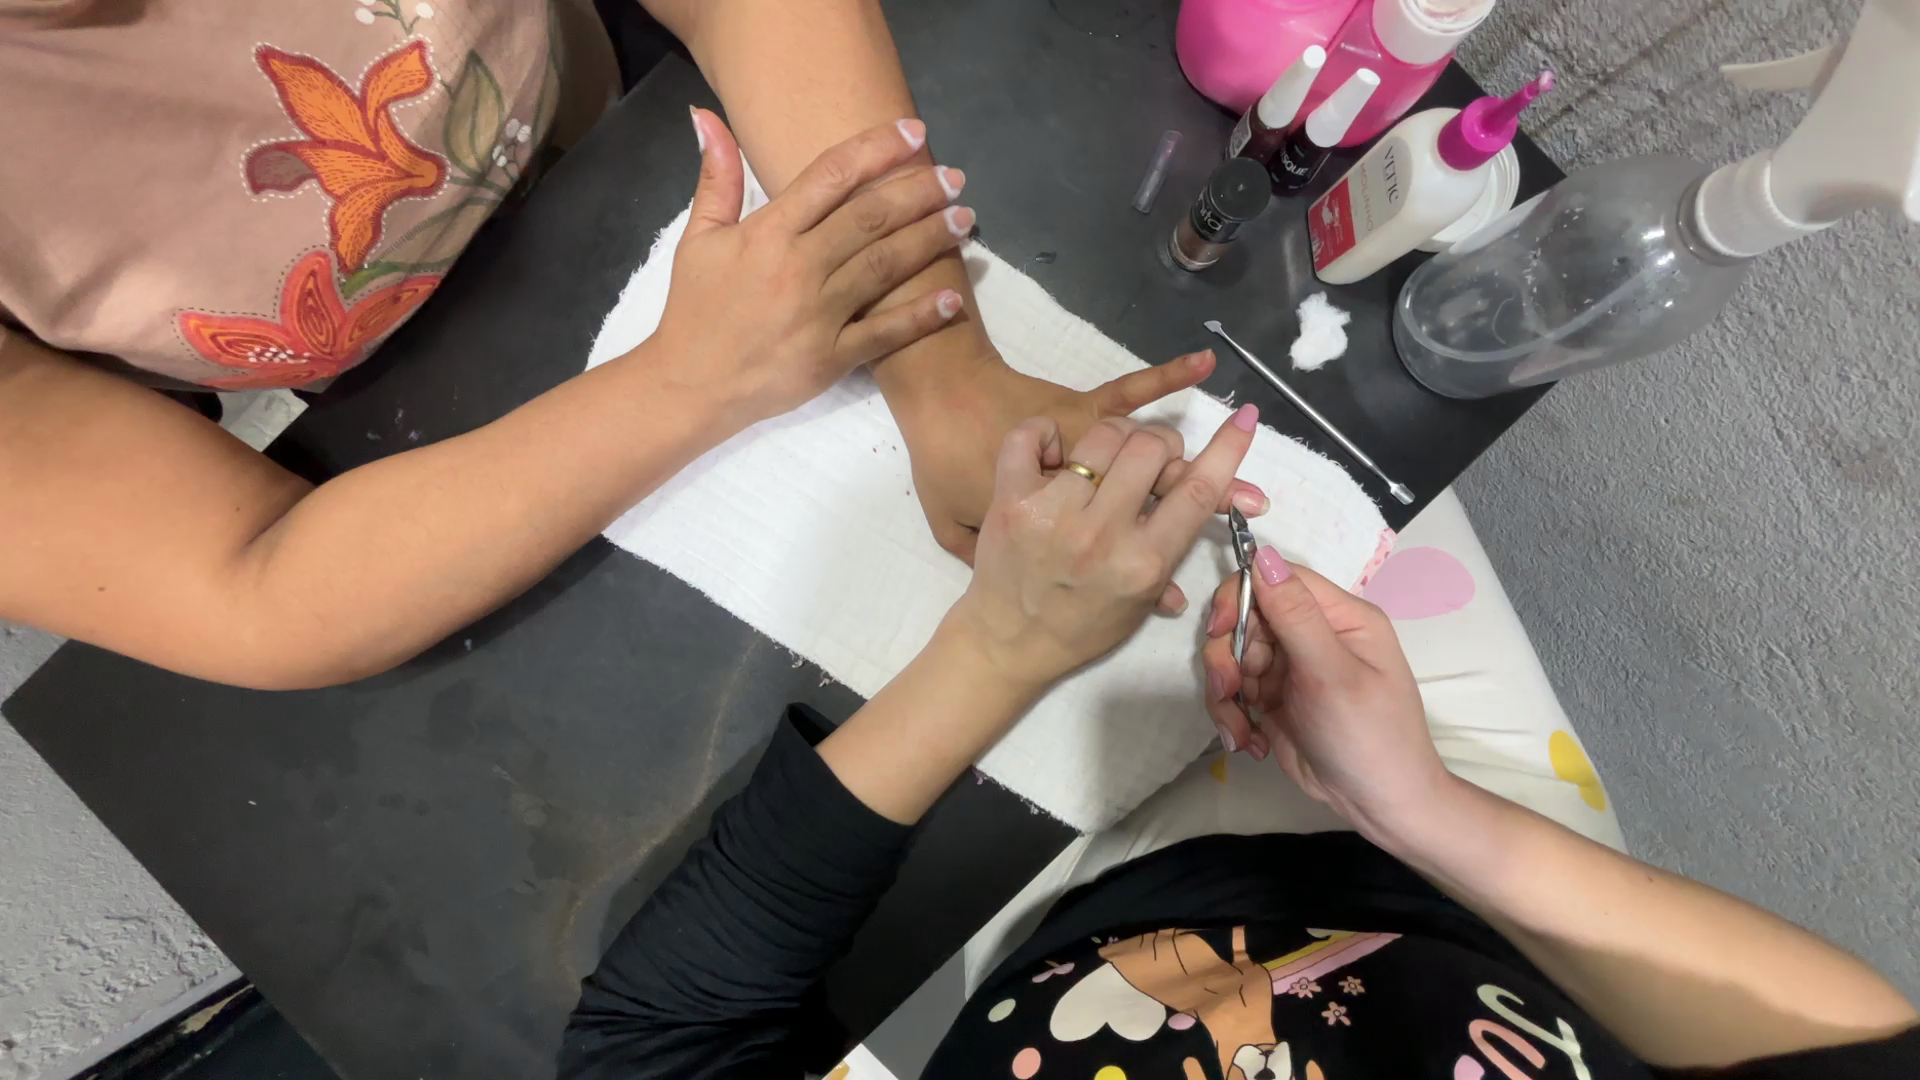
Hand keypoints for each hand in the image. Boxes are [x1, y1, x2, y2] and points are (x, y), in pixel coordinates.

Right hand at [646, 111, 971, 427]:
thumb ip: (716, 180)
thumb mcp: (696, 240)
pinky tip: (953, 299)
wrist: (693, 384)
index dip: (877, 149)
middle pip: (870, 218)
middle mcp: (800, 268)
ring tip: (965, 220)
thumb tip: (709, 116)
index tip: (914, 132)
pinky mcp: (833, 358)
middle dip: (918, 192)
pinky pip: (884, 334)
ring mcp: (820, 315)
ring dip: (929, 240)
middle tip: (954, 177)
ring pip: (885, 267)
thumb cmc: (696, 312)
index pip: (831, 176)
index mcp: (769, 233)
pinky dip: (921, 317)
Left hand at [947, 405, 1258, 693]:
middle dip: (1160, 442)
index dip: (1228, 449)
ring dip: (1114, 436)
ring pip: (1101, 435)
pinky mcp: (1011, 501)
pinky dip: (1044, 433)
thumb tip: (1226, 502)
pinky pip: (1030, 437)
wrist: (1008, 642)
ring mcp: (1053, 514)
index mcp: (1142, 563)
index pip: (1197, 491)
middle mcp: (1101, 534)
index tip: (1244, 420)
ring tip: (1108, 454)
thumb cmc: (1081, 627)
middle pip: (1149, 448)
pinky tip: (1054, 452)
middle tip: (1151, 456)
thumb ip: (1173, 548)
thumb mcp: (1140, 599)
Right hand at [1200, 551, 1452, 840]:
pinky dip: (1230, 714)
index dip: (1240, 597)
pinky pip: (1231, 689)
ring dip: (1225, 692)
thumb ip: (1295, 616)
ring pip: (1230, 656)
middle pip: (1244, 619)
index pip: (1276, 579)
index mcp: (1339, 617)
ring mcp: (1288, 666)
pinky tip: (1248, 740)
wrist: (1379, 807)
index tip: (1220, 629)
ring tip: (1240, 728)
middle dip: (1227, 656)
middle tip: (1228, 689)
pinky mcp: (1270, 696)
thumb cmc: (1369, 737)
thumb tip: (1262, 554)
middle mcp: (1311, 634)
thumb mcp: (1332, 674)